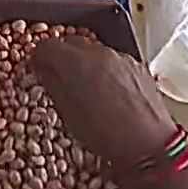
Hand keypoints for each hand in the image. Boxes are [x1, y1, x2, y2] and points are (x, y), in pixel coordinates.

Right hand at [29, 36, 177, 168]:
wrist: (150, 147)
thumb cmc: (104, 135)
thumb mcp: (67, 113)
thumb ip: (52, 83)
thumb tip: (42, 68)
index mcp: (76, 63)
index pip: (47, 45)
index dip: (38, 56)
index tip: (37, 66)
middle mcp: (98, 53)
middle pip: (70, 41)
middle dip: (60, 55)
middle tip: (57, 74)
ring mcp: (120, 57)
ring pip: (92, 49)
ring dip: (83, 60)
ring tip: (84, 84)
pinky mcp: (137, 65)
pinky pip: (112, 58)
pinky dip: (103, 67)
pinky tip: (106, 88)